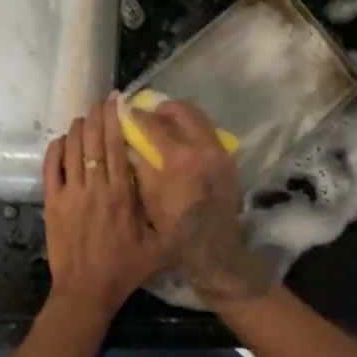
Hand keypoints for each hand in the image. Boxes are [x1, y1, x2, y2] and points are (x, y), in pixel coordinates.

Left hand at [42, 96, 167, 315]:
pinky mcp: (52, 202)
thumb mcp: (160, 245)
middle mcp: (94, 186)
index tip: (117, 101)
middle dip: (96, 115)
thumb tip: (179, 190)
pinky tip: (61, 140)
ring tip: (84, 117)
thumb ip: (168, 216)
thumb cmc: (125, 268)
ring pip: (71, 148)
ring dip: (77, 128)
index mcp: (121, 193)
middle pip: (92, 139)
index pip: (115, 145)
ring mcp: (70, 193)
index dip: (114, 118)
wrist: (85, 290)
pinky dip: (55, 149)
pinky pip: (51, 167)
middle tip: (101, 102)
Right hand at [124, 100, 279, 303]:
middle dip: (164, 109)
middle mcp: (202, 147)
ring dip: (182, 117)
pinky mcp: (229, 160)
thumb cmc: (174, 228)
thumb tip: (129, 143)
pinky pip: (210, 134)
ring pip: (200, 119)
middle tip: (152, 115)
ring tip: (168, 126)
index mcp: (178, 157)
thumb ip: (138, 165)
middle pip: (183, 110)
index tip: (128, 113)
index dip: (137, 116)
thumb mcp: (148, 197)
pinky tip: (185, 142)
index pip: (153, 124)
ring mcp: (219, 152)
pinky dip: (196, 130)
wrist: (213, 248)